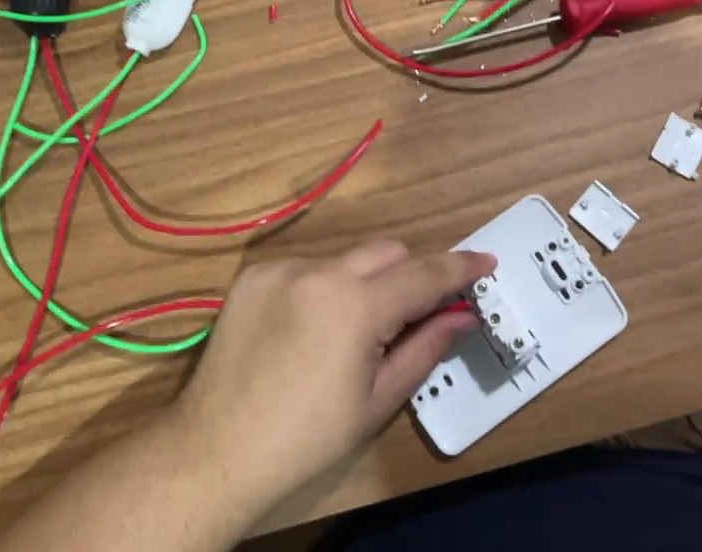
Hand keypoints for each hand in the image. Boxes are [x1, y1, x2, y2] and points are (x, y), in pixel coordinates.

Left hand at [169, 240, 496, 507]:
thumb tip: (462, 316)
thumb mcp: (377, 400)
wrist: (216, 449)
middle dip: (410, 276)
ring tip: (349, 335)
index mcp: (356, 305)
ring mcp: (281, 269)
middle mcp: (319, 271)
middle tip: (415, 316)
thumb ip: (425, 348)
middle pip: (387, 252)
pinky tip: (307, 331)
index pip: (424, 275)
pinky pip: (306, 269)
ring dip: (363, 284)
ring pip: (346, 260)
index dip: (460, 268)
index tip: (485, 261)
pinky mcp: (253, 276)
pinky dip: (321, 289)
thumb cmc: (307, 437)